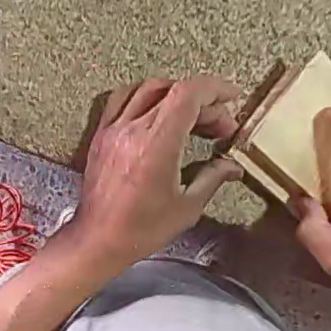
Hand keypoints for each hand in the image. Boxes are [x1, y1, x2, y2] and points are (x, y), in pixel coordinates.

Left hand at [65, 76, 242, 272]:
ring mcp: (114, 129)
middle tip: (220, 126)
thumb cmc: (140, 230)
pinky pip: (122, 99)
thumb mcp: (186, 208)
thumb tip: (232, 167)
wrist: (98, 240)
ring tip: (193, 115)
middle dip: (204, 102)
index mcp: (157, 145)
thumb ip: (212, 179)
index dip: (215, 89)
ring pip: (147, 89)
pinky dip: (145, 97)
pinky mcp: (102, 135)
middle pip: (173, 92)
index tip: (231, 97)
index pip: (188, 95)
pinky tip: (157, 112)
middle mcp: (133, 129)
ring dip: (175, 94)